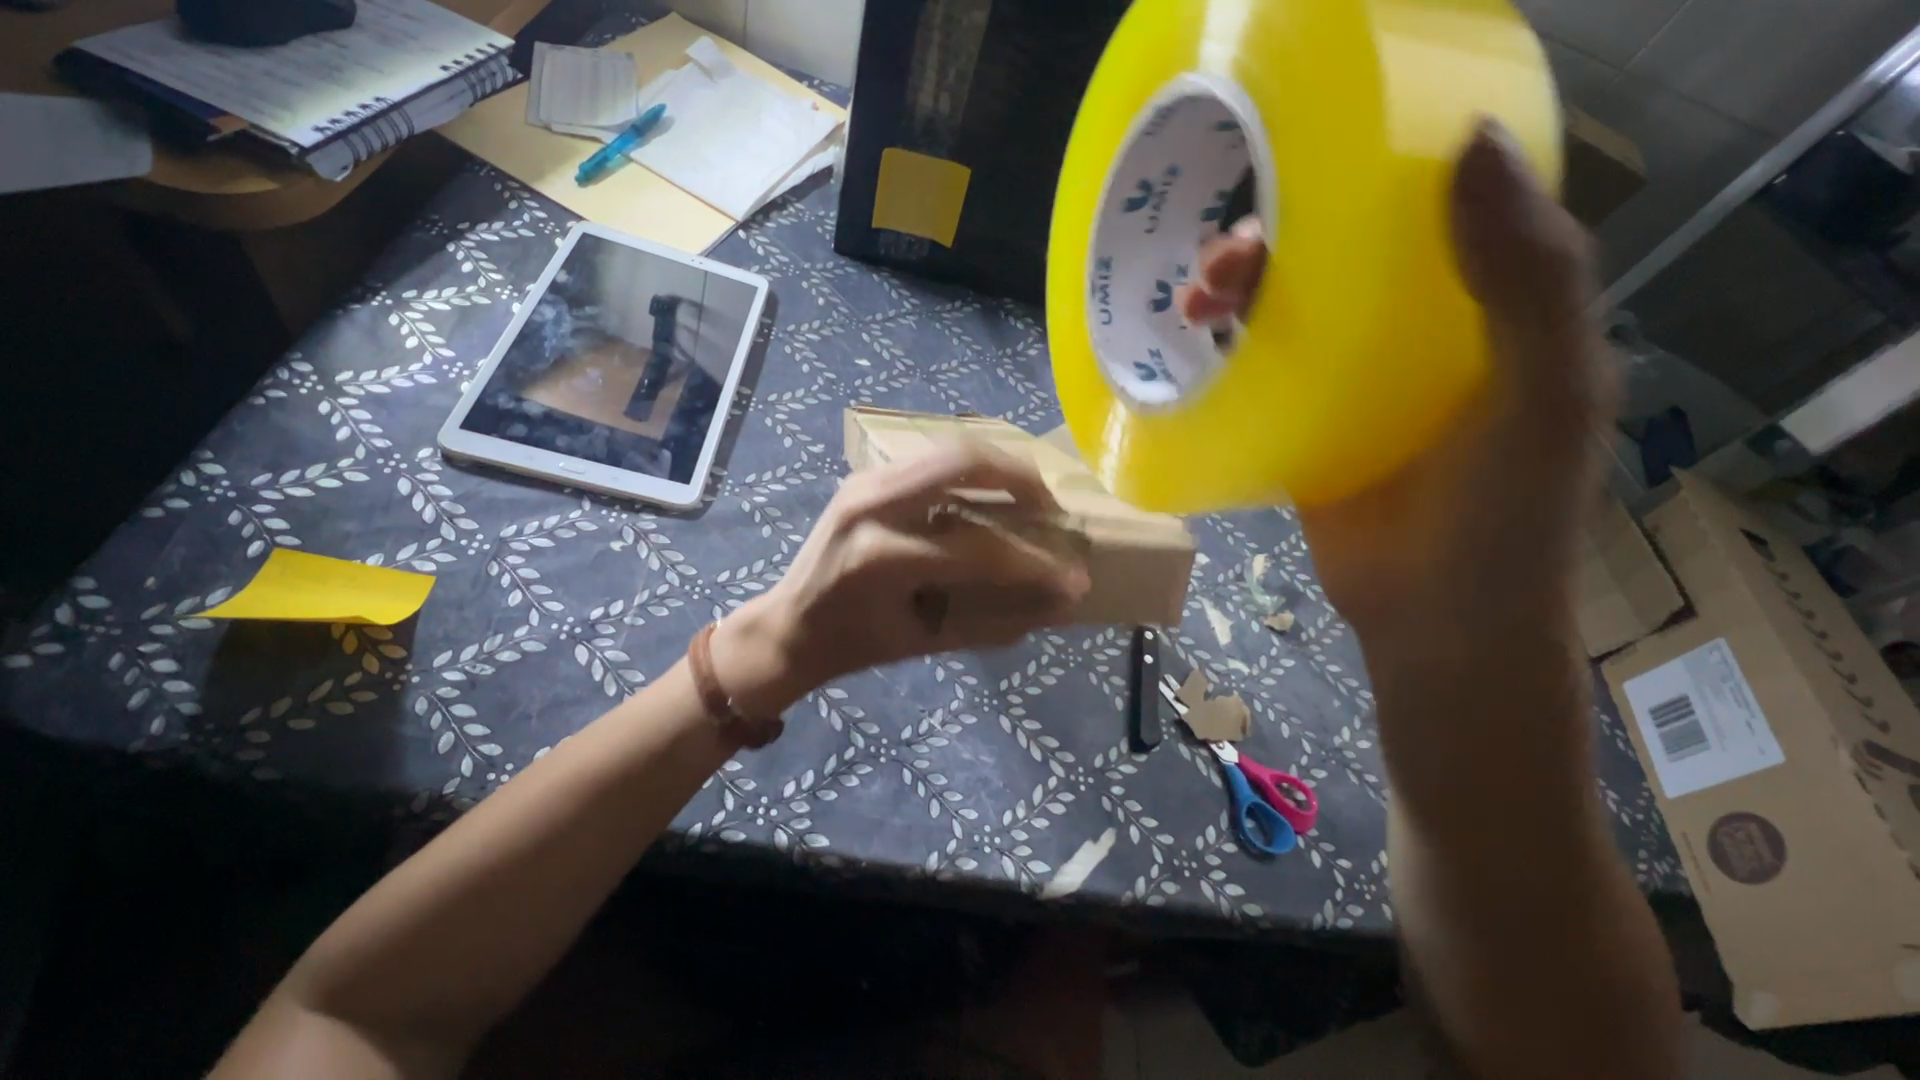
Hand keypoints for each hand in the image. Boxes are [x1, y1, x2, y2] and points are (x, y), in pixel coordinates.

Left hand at [712, 442, 1090, 713]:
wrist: (790, 624)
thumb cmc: (856, 643)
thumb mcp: (925, 643)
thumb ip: (994, 623)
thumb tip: (1056, 607)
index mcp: (881, 557)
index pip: (978, 549)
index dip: (1033, 565)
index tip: (1073, 578)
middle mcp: (871, 504)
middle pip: (963, 462)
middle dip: (1021, 480)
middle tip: (1052, 508)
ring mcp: (864, 481)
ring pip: (949, 448)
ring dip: (998, 467)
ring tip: (1030, 496)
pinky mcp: (863, 474)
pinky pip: (930, 457)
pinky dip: (970, 470)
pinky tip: (990, 494)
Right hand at [1179, 120, 1611, 653]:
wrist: (1437, 626)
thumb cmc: (1503, 517)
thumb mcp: (1543, 393)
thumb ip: (1529, 278)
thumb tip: (1472, 141)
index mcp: (1494, 307)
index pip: (1439, 207)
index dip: (1384, 167)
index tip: (1319, 150)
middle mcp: (1423, 331)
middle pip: (1343, 251)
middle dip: (1282, 232)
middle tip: (1229, 251)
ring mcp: (1358, 380)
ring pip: (1292, 303)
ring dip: (1241, 285)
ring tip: (1197, 296)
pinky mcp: (1307, 424)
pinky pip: (1262, 365)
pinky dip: (1226, 343)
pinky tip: (1192, 338)